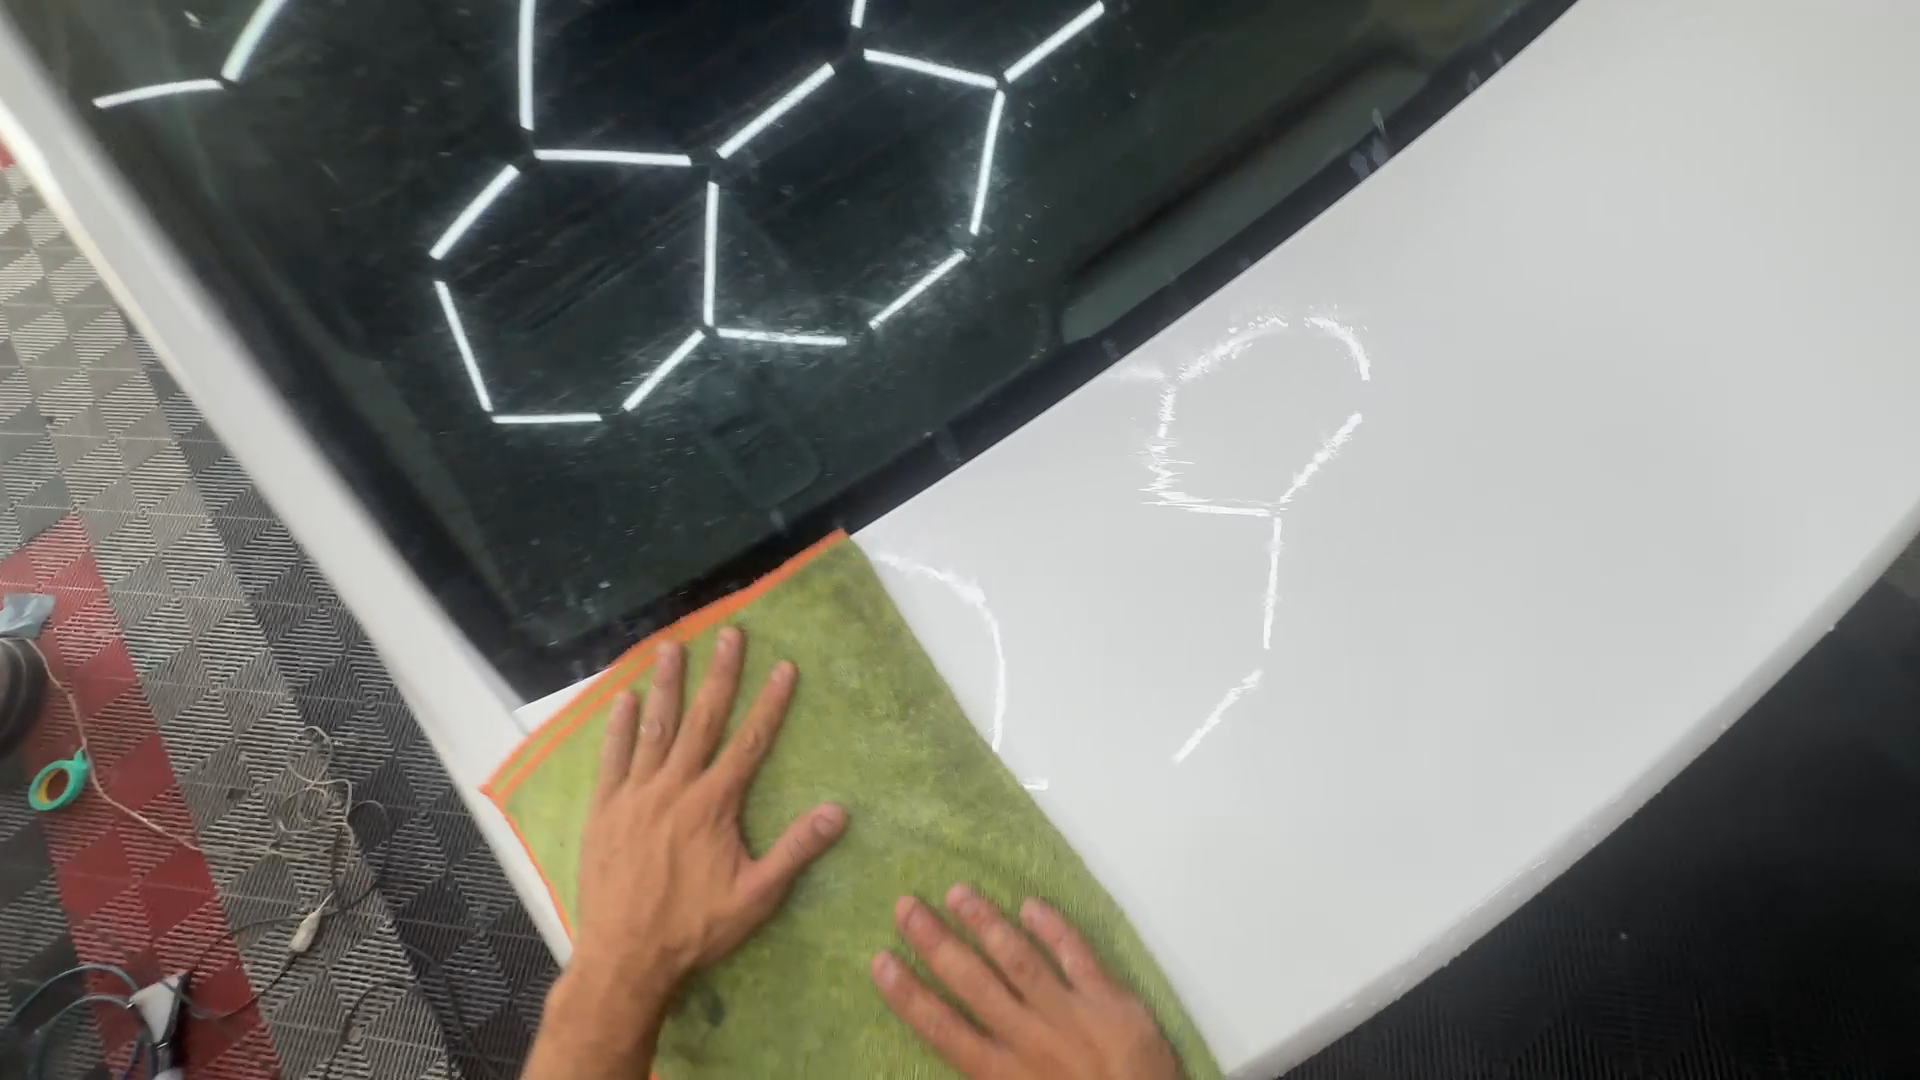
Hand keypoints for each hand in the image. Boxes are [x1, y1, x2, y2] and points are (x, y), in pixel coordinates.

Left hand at [573, 626, 848, 1001]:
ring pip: (654, 728)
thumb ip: (796, 850)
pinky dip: (619, 726)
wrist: (623, 961)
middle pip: (702, 720)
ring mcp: (635, 795)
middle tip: (730, 635)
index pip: (749, 741)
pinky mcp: (604, 809)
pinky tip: (625, 698)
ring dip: (666, 684)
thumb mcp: (756, 896)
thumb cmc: (695, 927)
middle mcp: (674, 787)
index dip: (770, 703)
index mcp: (712, 804)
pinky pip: (613, 758)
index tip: (784, 666)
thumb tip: (838, 811)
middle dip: (720, 675)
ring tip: (672, 646)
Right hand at [871, 885, 1181, 1079]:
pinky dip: (1055, 929)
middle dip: (936, 943)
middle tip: (906, 905)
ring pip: (1020, 960)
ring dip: (986, 923)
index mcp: (1005, 1079)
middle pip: (974, 984)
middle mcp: (1031, 1042)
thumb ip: (988, 1074)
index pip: (945, 1030)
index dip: (909, 995)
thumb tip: (953, 1038)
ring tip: (957, 891)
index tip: (880, 960)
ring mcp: (1072, 1017)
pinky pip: (1079, 957)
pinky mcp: (1112, 1003)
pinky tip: (1031, 903)